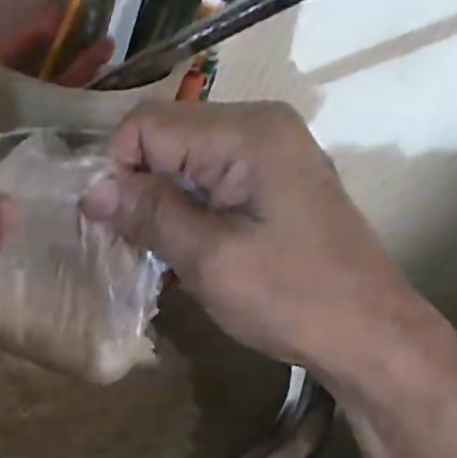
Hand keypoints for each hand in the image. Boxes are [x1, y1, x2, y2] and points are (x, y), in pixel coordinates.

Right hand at [80, 101, 420, 369]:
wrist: (365, 332)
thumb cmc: (290, 298)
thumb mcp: (211, 259)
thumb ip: (151, 215)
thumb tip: (91, 190)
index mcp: (246, 133)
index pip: (147, 125)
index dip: (117, 172)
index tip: (113, 228)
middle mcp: (257, 127)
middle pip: (164, 139)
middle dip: (136, 190)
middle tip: (130, 248)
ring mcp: (267, 154)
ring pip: (182, 165)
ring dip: (158, 207)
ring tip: (155, 256)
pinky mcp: (270, 183)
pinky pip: (207, 184)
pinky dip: (185, 214)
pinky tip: (184, 252)